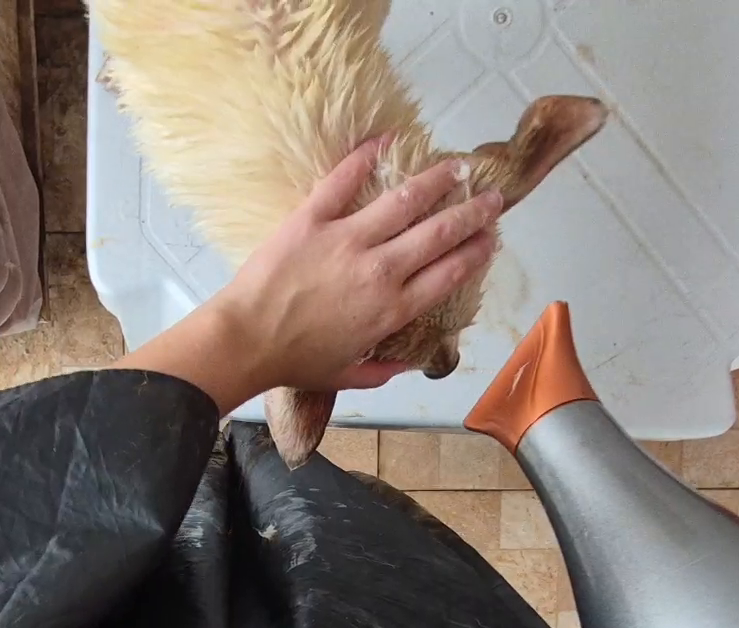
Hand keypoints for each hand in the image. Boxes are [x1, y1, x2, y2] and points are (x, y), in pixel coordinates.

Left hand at [114, 139, 503, 413]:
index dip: (475, 253)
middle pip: (439, 232)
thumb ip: (384, 370)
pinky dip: (367, 157)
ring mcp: (347, 239)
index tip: (490, 240)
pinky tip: (388, 140)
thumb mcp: (348, 375)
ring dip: (437, 180)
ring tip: (457, 167)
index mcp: (391, 310)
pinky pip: (344, 180)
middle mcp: (380, 270)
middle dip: (473, 212)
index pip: (448, 274)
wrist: (247, 341)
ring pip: (405, 200)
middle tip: (492, 197)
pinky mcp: (312, 218)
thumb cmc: (295, 363)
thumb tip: (410, 363)